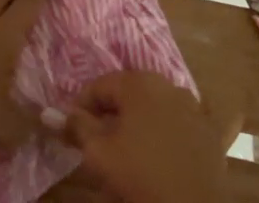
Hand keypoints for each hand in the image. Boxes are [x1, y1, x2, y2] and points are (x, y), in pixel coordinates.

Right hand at [66, 71, 225, 202]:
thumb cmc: (140, 175)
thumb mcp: (98, 153)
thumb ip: (75, 127)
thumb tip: (48, 113)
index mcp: (139, 83)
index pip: (99, 86)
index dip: (82, 107)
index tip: (74, 130)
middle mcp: (168, 86)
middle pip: (128, 94)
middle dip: (110, 114)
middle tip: (99, 142)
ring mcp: (194, 108)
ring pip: (154, 107)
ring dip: (137, 122)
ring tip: (127, 151)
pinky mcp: (210, 132)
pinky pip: (179, 123)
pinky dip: (165, 132)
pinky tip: (160, 154)